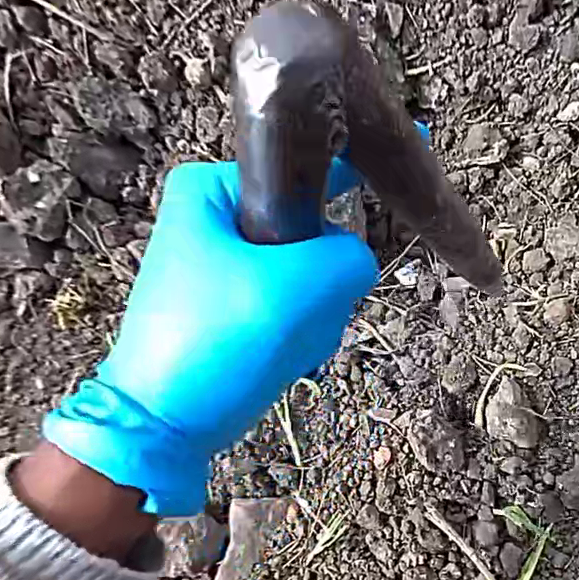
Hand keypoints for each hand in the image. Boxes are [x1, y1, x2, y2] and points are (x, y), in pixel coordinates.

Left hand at [43, 161, 375, 516]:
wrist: (170, 420)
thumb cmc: (218, 339)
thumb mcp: (294, 285)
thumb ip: (348, 256)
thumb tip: (360, 261)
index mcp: (216, 190)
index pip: (305, 166)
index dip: (353, 178)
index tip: (408, 158)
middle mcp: (227, 219)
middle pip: (319, 233)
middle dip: (325, 279)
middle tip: (303, 307)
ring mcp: (242, 265)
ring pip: (320, 275)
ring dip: (319, 312)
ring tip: (289, 338)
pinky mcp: (253, 304)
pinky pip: (308, 305)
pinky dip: (308, 331)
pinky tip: (287, 352)